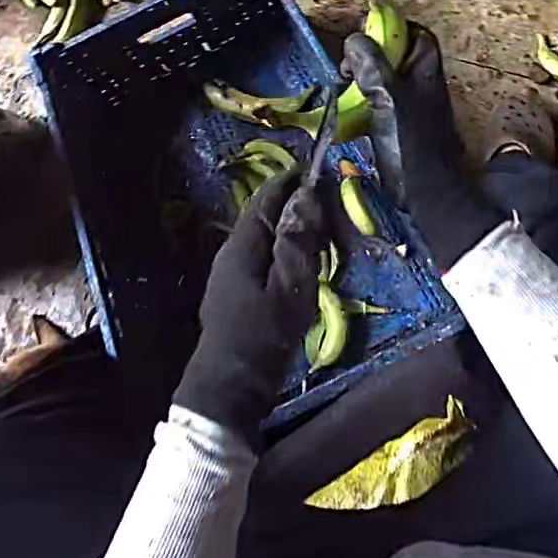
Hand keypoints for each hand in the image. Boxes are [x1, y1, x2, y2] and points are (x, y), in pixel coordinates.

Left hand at [173, 171, 328, 442]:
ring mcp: (231, 272)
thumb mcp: (290, 286)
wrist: (228, 387)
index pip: (268, 196)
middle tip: (328, 211)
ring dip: (292, 231)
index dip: (292, 180)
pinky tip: (302, 268)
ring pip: (265, 237)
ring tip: (321, 238)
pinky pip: (264, 257)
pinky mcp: (236, 291)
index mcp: (243, 243)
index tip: (318, 170)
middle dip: (296, 206)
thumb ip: (299, 239)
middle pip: (266, 215)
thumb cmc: (263, 334)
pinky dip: (285, 251)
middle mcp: (232, 250)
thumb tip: (307, 195)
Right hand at [343, 28, 503, 269]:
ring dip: (363, 82)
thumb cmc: (411, 141)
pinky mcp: (401, 128)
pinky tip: (349, 116)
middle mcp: (422, 84)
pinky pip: (380, 106)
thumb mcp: (388, 96)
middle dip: (371, 57)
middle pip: (397, 57)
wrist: (425, 190)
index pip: (417, 35)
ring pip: (386, 81)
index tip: (367, 37)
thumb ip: (371, 65)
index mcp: (426, 70)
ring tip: (344, 88)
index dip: (394, 30)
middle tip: (349, 67)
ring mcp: (412, 107)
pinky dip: (364, 106)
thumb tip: (355, 40)